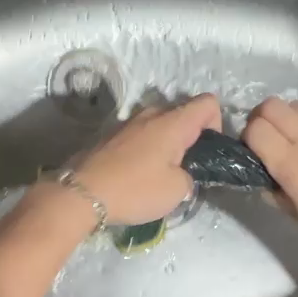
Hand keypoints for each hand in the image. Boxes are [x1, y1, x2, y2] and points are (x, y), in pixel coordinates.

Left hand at [67, 94, 222, 224]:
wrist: (81, 194)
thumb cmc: (134, 190)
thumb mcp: (176, 191)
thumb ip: (189, 176)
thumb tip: (183, 172)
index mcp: (172, 123)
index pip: (208, 103)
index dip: (216, 123)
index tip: (208, 151)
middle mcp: (150, 114)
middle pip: (182, 112)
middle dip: (190, 136)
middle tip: (185, 167)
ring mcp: (127, 122)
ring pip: (158, 123)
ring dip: (165, 142)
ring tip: (159, 172)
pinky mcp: (109, 135)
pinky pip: (138, 135)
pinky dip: (144, 148)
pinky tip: (136, 173)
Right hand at [243, 98, 297, 258]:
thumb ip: (277, 194)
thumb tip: (264, 181)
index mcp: (293, 165)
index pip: (256, 129)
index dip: (246, 139)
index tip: (250, 156)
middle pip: (271, 106)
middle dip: (259, 120)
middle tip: (263, 143)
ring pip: (293, 106)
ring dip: (282, 119)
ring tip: (286, 143)